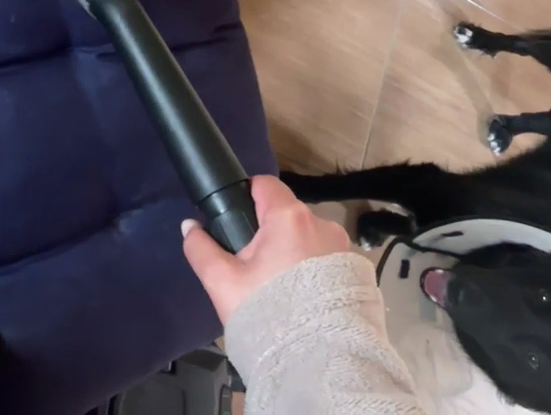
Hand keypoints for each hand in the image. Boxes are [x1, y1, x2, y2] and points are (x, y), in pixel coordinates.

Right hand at [181, 175, 353, 325]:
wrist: (321, 366)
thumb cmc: (269, 314)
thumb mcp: (223, 282)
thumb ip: (201, 248)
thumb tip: (190, 227)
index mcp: (289, 217)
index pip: (265, 184)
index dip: (247, 196)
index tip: (238, 220)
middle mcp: (323, 225)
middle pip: (287, 214)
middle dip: (270, 233)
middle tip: (255, 267)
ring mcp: (346, 249)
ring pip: (309, 239)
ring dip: (295, 253)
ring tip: (283, 288)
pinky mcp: (361, 275)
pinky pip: (330, 261)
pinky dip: (317, 272)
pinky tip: (306, 300)